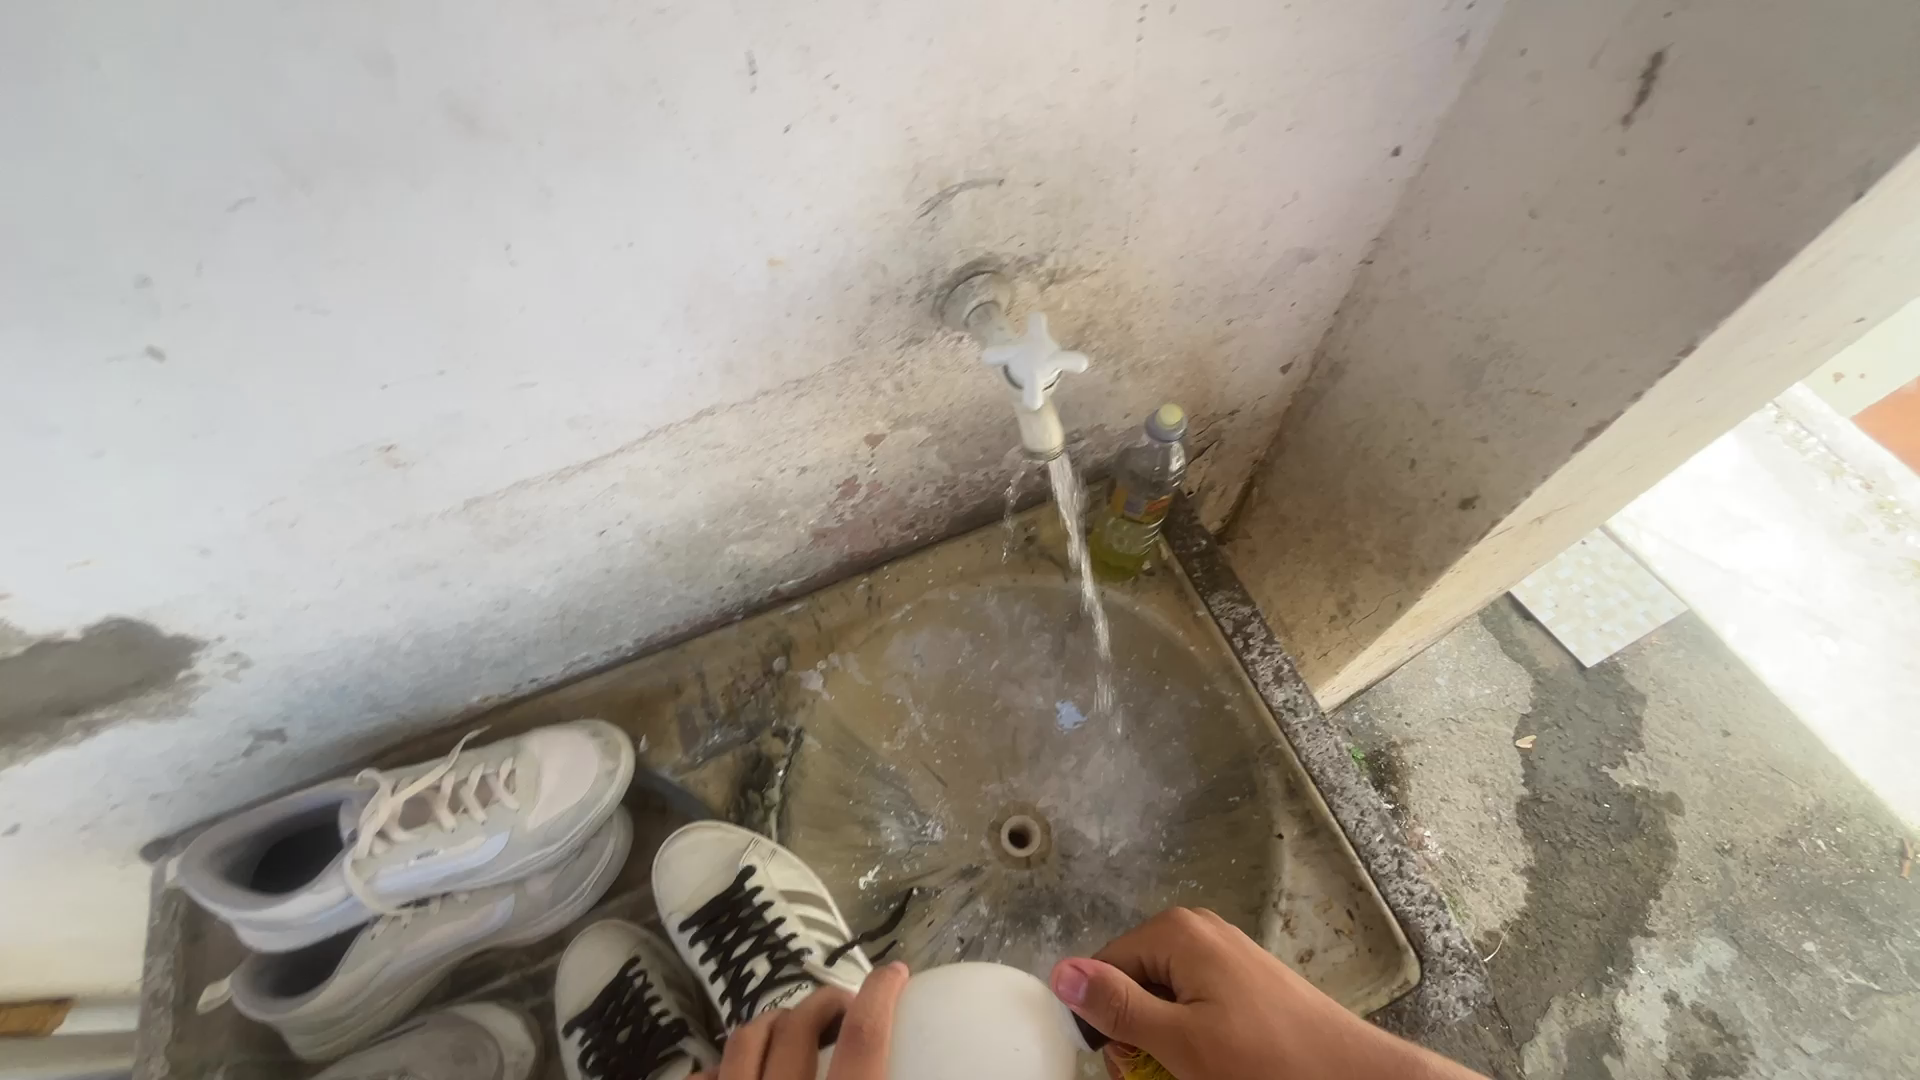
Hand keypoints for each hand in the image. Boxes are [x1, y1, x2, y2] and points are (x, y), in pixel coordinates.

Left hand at [694, 963, 909, 1079]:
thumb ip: (883, 1078)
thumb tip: (924, 1063)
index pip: (863, 1037)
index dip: (881, 994)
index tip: (894, 972)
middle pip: (799, 1024)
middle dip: (825, 1003)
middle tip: (843, 1011)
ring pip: (745, 1038)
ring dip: (774, 1027)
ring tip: (790, 1036)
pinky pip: (702, 1077)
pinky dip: (719, 1069)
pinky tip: (737, 1075)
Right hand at [1050, 908, 1482, 1079]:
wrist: (1358, 1079)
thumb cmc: (1266, 1062)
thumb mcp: (1182, 1043)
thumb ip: (1117, 1006)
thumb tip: (1058, 971)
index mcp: (1173, 931)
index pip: (1105, 968)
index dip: (1108, 1020)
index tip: (1134, 1065)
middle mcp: (1193, 929)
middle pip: (1134, 982)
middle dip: (1140, 1033)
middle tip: (1172, 1073)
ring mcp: (1221, 951)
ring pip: (1165, 999)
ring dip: (1168, 1042)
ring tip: (1199, 1072)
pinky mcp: (1243, 976)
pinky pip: (1196, 1003)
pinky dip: (1196, 1038)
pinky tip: (1222, 1064)